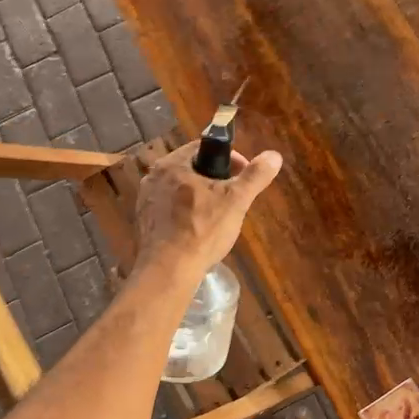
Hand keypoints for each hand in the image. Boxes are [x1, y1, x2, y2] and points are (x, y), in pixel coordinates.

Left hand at [133, 141, 282, 278]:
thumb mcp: (236, 200)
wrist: (168, 271)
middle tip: (234, 199)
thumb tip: (274, 156)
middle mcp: (152, 178)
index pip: (203, 147)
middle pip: (192, 169)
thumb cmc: (202, 230)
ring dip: (200, 198)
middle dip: (215, 180)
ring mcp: (145, 201)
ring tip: (218, 217)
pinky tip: (198, 232)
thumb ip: (255, 176)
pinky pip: (170, 210)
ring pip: (180, 191)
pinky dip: (185, 215)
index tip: (243, 176)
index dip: (229, 158)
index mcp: (171, 164)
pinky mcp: (144, 223)